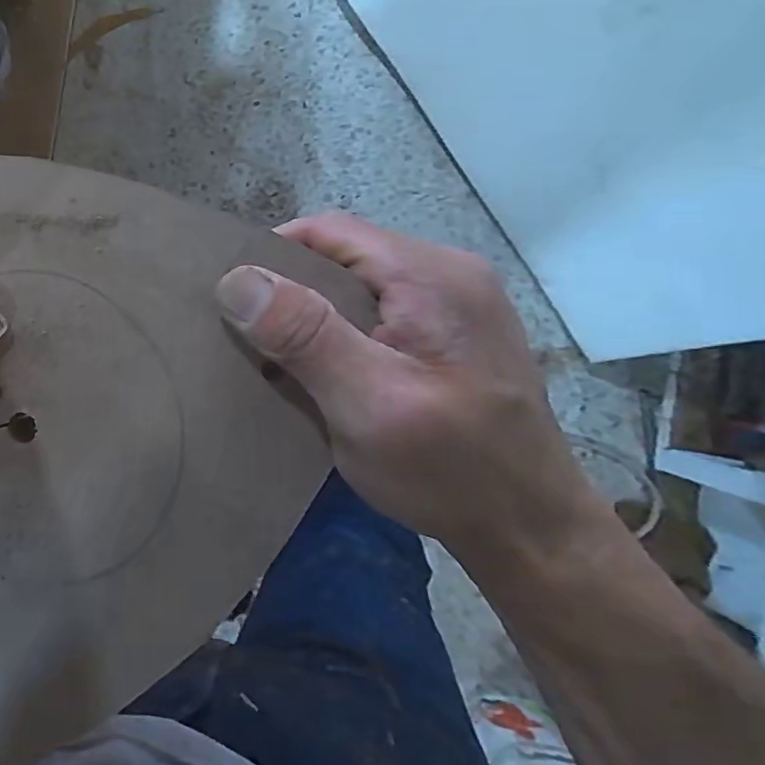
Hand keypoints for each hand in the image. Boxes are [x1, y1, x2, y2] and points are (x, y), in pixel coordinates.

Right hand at [217, 213, 615, 566]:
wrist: (533, 532)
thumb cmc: (449, 469)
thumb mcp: (366, 403)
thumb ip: (305, 335)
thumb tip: (238, 280)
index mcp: (432, 276)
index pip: (331, 231)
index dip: (273, 253)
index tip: (231, 296)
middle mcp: (451, 275)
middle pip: (348, 256)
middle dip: (293, 289)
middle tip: (249, 333)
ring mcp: (461, 305)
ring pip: (364, 287)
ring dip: (318, 315)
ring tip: (280, 356)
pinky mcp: (459, 337)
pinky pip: (386, 314)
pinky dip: (347, 334)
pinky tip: (328, 371)